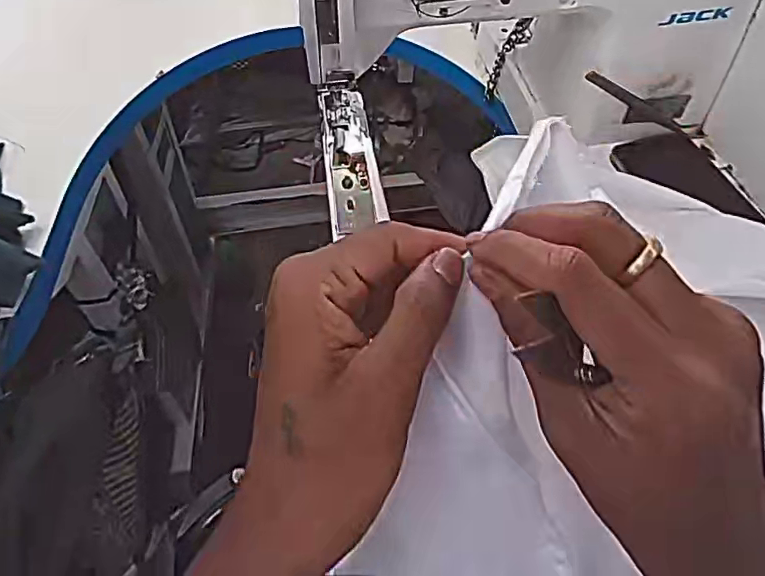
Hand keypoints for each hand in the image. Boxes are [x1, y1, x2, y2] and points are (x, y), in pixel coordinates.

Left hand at [192, 222, 464, 575]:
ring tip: (453, 316)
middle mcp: (301, 288)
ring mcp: (310, 308)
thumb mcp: (386, 383)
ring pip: (382, 276)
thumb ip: (421, 311)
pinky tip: (426, 334)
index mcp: (307, 286)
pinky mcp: (322, 329)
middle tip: (472, 290)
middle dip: (430, 269)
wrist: (289, 526)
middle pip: (383, 253)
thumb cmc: (318, 474)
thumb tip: (446, 263)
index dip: (437, 245)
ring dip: (420, 292)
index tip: (475, 258)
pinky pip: (373, 301)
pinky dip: (404, 312)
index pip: (386, 238)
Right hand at [467, 202, 764, 575]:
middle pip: (611, 235)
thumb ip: (532, 342)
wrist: (721, 533)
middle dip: (544, 222)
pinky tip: (579, 288)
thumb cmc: (653, 506)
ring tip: (531, 259)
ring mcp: (721, 322)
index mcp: (667, 379)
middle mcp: (707, 339)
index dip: (520, 251)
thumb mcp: (570, 431)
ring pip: (631, 240)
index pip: (578, 278)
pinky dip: (604, 262)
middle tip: (504, 237)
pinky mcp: (723, 314)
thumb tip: (497, 278)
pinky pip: (650, 264)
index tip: (487, 247)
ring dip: (571, 235)